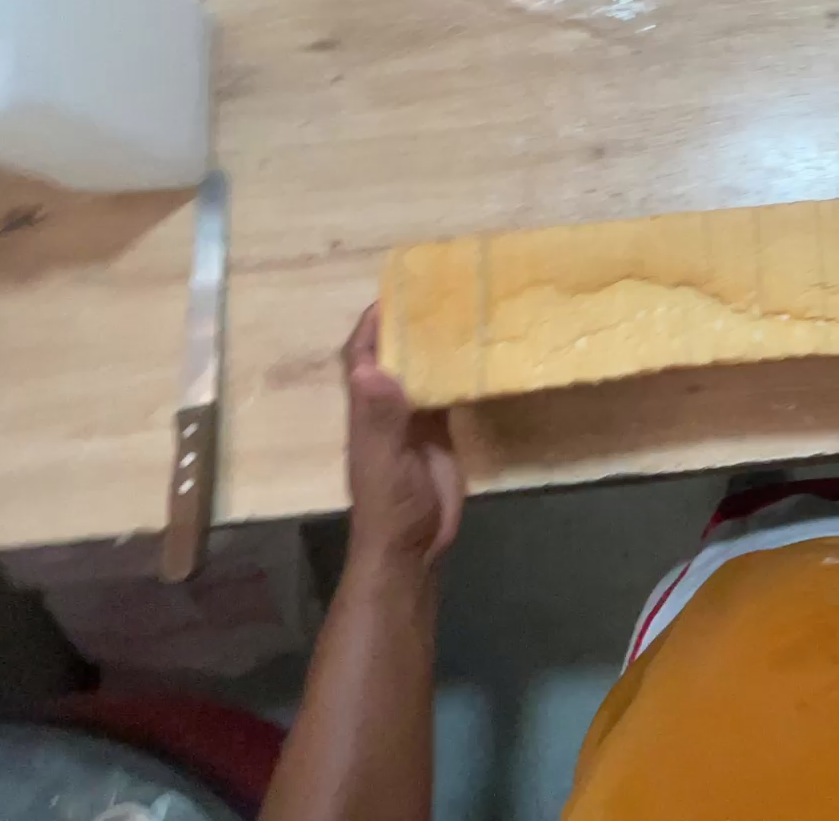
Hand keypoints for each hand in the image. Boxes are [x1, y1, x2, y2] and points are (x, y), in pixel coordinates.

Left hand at [341, 304, 466, 572]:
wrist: (413, 543)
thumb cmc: (391, 505)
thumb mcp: (384, 460)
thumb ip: (380, 418)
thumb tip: (372, 369)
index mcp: (367, 410)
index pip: (362, 357)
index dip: (372, 326)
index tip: (394, 294)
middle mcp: (387, 407)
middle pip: (393, 357)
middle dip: (406, 326)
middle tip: (438, 296)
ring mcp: (413, 419)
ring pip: (419, 372)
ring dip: (432, 346)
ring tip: (460, 316)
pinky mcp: (439, 431)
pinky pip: (444, 392)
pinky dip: (455, 372)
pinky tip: (476, 357)